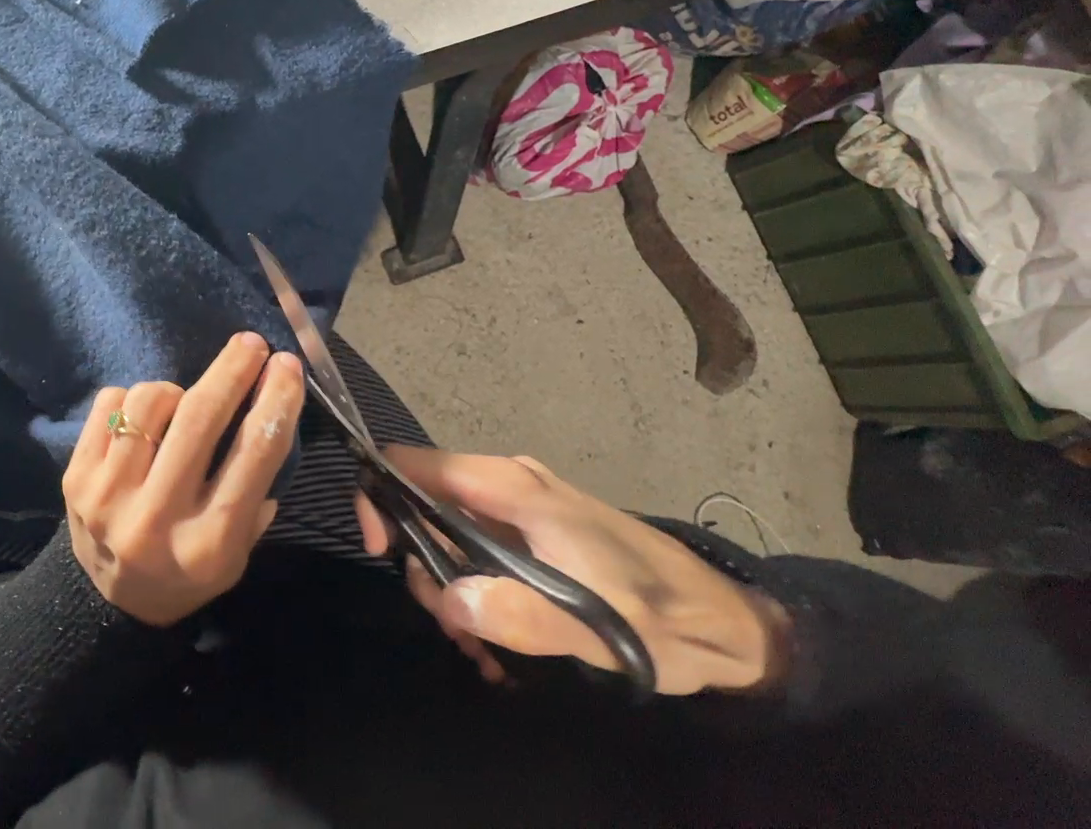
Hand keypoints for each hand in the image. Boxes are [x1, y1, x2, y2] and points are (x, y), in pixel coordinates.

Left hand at [63, 332, 304, 626]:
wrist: (110, 601)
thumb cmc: (187, 571)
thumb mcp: (237, 552)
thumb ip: (257, 489)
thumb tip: (272, 404)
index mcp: (208, 543)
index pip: (252, 457)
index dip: (276, 402)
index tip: (287, 367)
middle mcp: (156, 519)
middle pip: (200, 421)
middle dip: (231, 372)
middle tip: (251, 344)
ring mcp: (107, 496)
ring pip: (150, 401)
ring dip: (177, 390)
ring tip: (184, 406)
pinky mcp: (73, 477)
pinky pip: (110, 402)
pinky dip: (134, 399)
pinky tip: (144, 422)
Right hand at [356, 448, 789, 695]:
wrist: (730, 624)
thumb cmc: (665, 619)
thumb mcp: (599, 631)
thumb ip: (525, 615)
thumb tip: (448, 597)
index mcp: (514, 488)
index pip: (412, 463)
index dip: (380, 497)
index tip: (383, 553)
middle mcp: (507, 484)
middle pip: (421, 506)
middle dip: (423, 569)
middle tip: (457, 628)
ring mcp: (517, 506)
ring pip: (444, 534)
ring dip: (450, 591)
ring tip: (485, 647)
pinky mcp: (528, 530)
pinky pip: (472, 549)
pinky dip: (473, 592)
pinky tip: (499, 638)